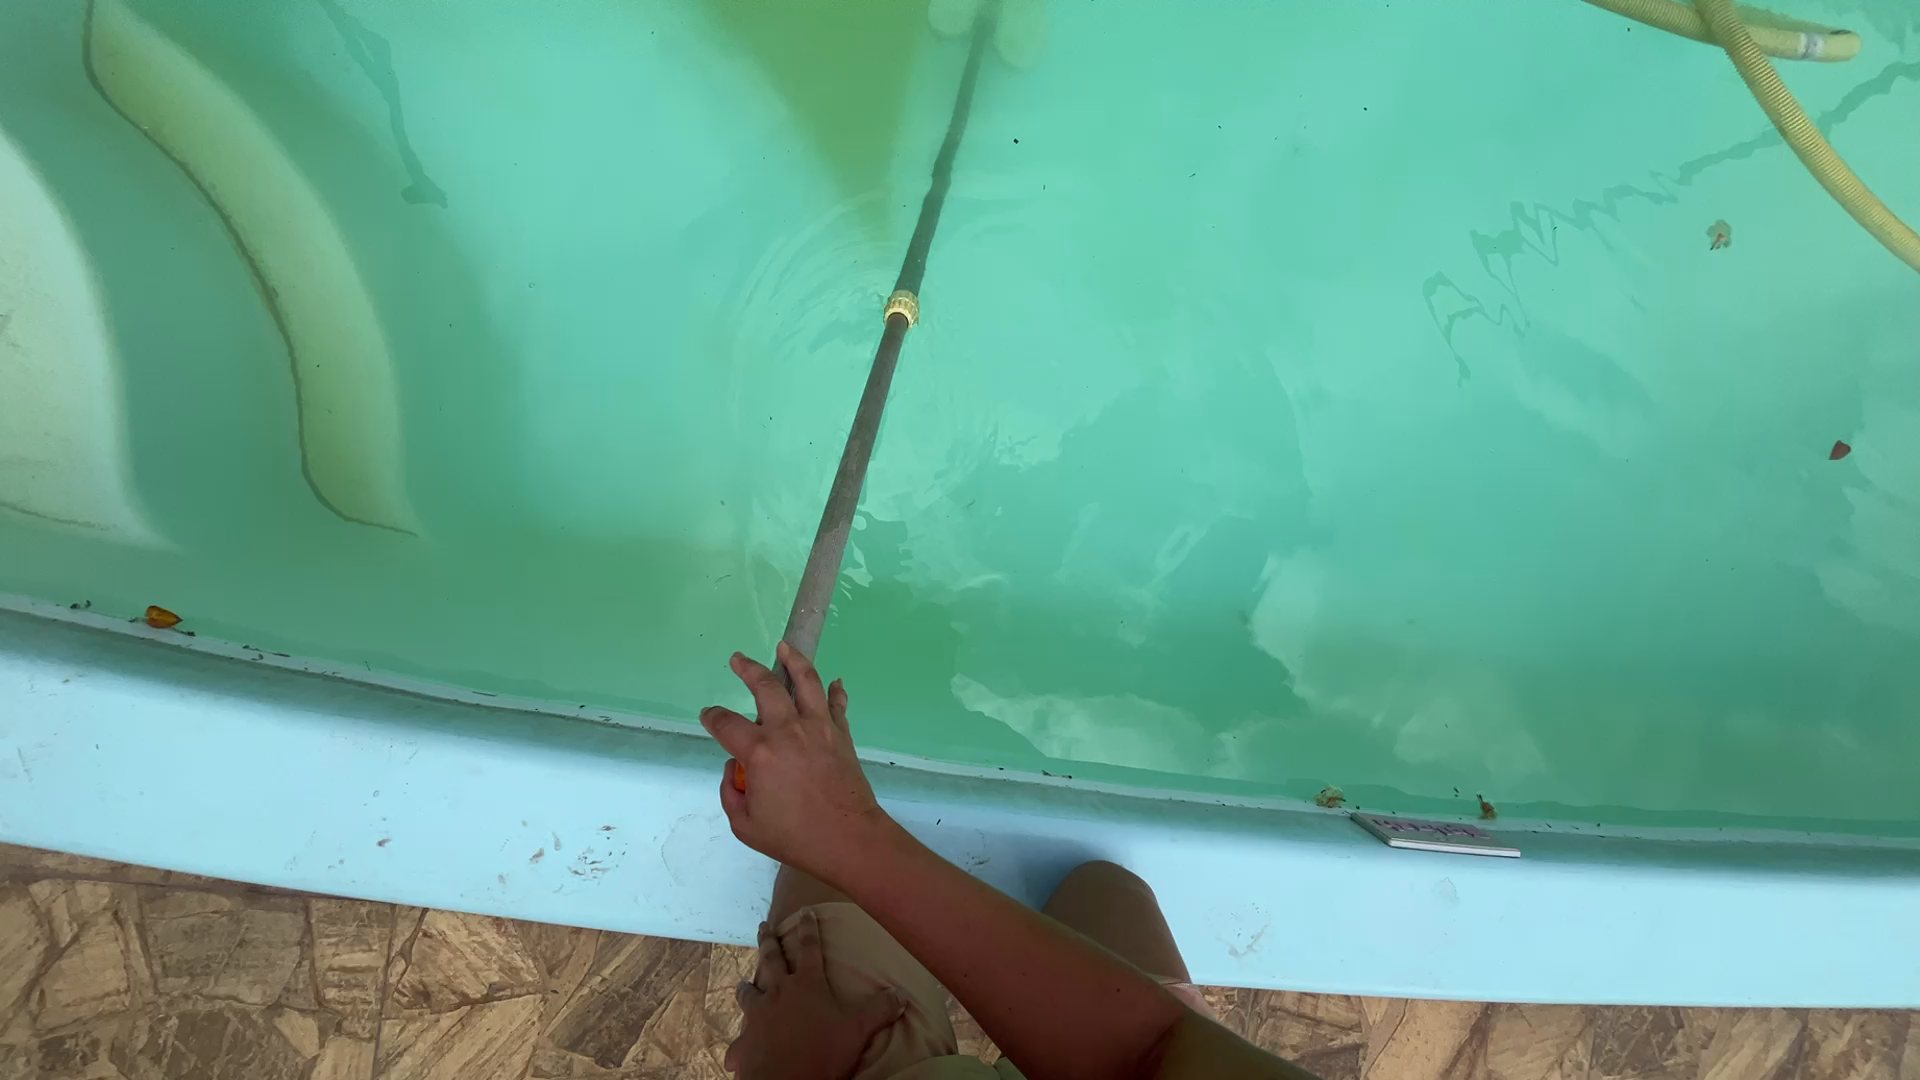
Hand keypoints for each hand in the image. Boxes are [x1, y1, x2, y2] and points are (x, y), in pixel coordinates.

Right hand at [702, 644, 889, 880]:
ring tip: (785, 647)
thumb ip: (730, 793)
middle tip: (738, 659)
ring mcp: (818, 726)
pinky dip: (834, 690)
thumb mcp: (745, 825)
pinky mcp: (841, 732)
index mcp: (759, 752)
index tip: (709, 715)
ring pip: (806, 681)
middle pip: (765, 687)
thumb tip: (733, 769)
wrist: (847, 837)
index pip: (726, 724)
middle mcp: (788, 730)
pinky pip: (836, 703)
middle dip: (748, 669)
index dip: (713, 717)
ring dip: (794, 660)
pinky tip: (834, 681)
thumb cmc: (794, 836)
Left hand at [726, 910, 906, 1079]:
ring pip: (749, 992)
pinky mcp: (743, 1042)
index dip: (808, 927)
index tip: (804, 910)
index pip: (810, 947)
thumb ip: (879, 1010)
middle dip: (768, 940)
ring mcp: (758, 1015)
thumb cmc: (821, 1053)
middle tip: (762, 925)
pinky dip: (738, 1041)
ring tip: (742, 982)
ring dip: (746, 986)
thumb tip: (903, 994)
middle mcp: (780, 992)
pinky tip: (736, 1046)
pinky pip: (738, 1039)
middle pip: (772, 959)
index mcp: (807, 983)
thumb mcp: (857, 1031)